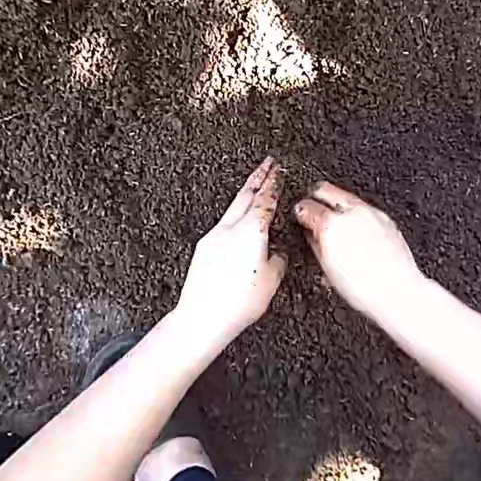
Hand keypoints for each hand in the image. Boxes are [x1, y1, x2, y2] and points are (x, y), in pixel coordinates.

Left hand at [174, 158, 288, 337]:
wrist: (201, 317)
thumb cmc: (237, 302)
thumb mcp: (271, 279)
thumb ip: (278, 258)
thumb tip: (276, 251)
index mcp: (251, 230)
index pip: (266, 199)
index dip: (274, 183)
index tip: (279, 170)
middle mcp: (231, 228)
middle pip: (246, 194)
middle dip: (259, 176)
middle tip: (268, 163)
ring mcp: (215, 236)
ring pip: (234, 207)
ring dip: (246, 193)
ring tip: (255, 184)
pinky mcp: (205, 248)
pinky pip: (224, 223)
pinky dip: (236, 214)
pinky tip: (240, 221)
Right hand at [293, 181, 425, 320]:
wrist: (397, 291)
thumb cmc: (364, 288)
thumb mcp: (327, 268)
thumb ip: (315, 244)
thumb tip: (310, 234)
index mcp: (331, 224)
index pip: (306, 207)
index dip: (299, 212)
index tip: (300, 215)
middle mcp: (351, 212)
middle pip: (324, 189)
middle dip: (315, 195)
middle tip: (312, 207)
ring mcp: (371, 213)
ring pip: (346, 196)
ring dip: (336, 203)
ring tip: (334, 222)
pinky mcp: (386, 219)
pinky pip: (364, 208)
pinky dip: (355, 214)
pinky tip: (355, 230)